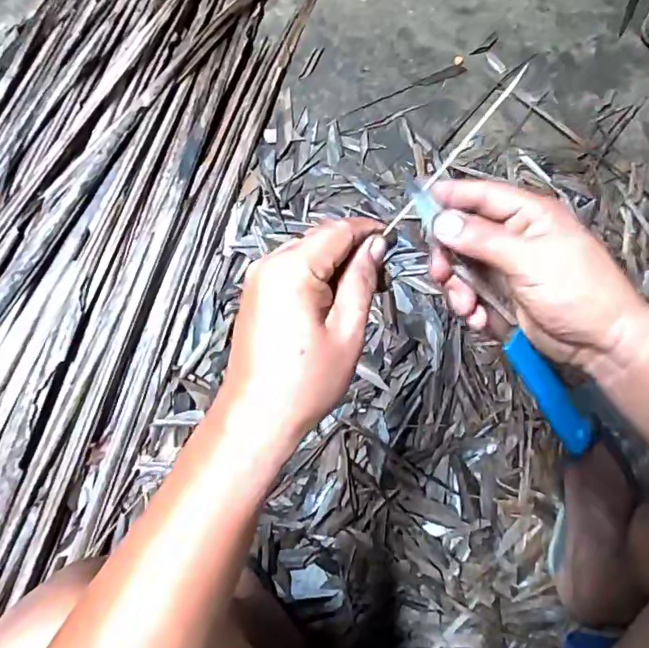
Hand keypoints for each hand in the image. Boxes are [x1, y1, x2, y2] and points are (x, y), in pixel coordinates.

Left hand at [219, 218, 385, 439]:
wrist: (256, 418)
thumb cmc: (301, 385)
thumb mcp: (347, 330)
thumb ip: (362, 281)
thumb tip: (375, 248)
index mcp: (291, 270)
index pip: (338, 230)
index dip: (369, 230)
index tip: (392, 239)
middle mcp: (269, 265)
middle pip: (322, 237)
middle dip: (355, 249)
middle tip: (382, 275)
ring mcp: (258, 279)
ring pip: (309, 252)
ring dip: (337, 264)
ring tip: (361, 294)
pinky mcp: (257, 293)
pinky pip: (293, 269)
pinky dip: (318, 276)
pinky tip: (334, 302)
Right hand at [427, 180, 648, 376]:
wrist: (602, 343)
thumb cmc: (583, 293)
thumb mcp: (528, 259)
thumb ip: (482, 239)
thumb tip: (444, 220)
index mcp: (529, 214)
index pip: (481, 194)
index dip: (449, 196)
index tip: (420, 201)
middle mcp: (516, 236)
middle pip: (463, 233)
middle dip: (448, 255)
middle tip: (442, 272)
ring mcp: (509, 268)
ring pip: (463, 268)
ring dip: (458, 288)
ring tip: (468, 305)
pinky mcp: (505, 296)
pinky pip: (473, 295)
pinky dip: (471, 308)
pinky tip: (481, 318)